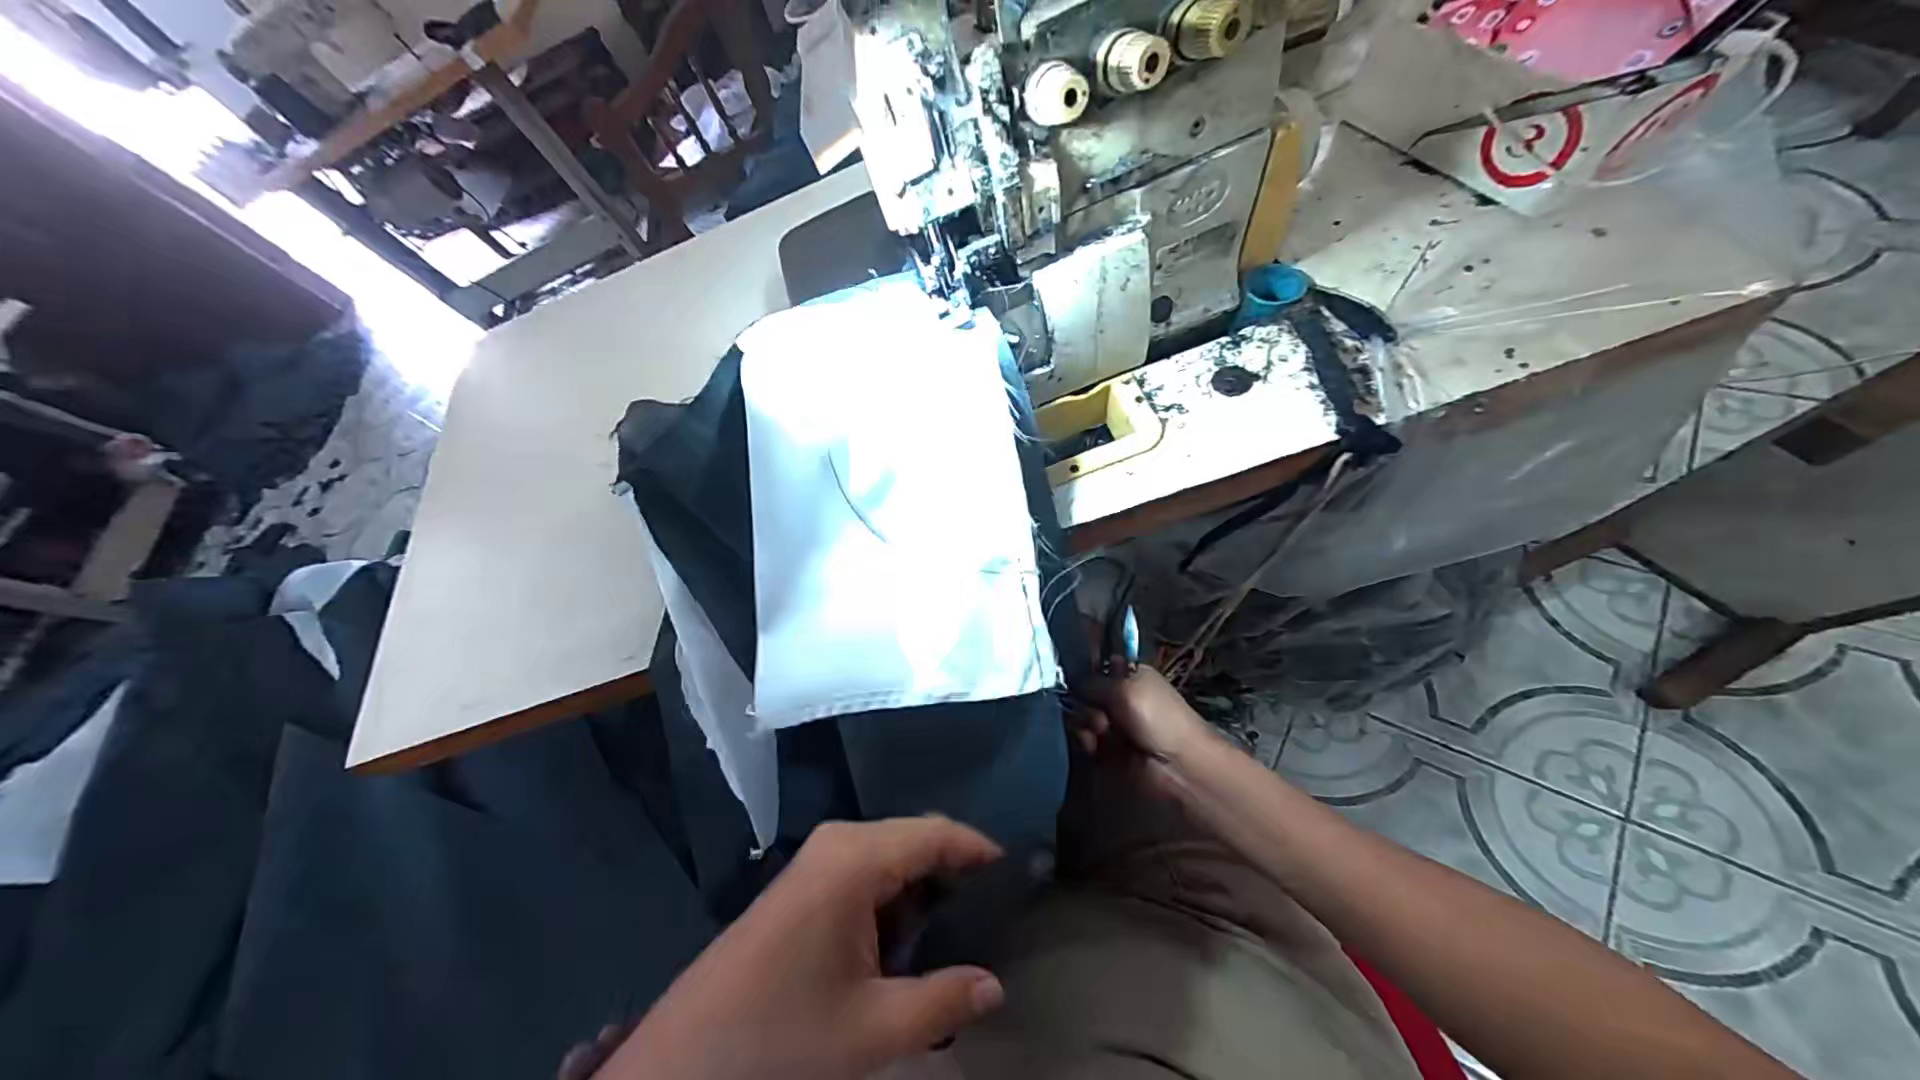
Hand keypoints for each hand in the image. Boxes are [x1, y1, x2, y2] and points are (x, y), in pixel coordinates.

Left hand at [597, 817, 1006, 1079]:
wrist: (680, 1064)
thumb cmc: (779, 1038)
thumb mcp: (871, 1029)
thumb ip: (943, 1001)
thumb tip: (995, 985)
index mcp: (856, 858)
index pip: (938, 833)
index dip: (981, 851)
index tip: (1020, 879)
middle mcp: (838, 843)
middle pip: (916, 840)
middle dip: (956, 875)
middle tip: (996, 918)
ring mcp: (816, 861)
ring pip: (891, 859)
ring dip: (925, 894)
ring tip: (959, 938)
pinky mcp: (802, 885)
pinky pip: (865, 875)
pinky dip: (894, 902)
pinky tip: (908, 946)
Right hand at [1071, 666, 1213, 795]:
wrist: (1176, 769)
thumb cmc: (1158, 717)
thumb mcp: (1127, 687)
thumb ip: (1092, 680)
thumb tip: (1070, 683)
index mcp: (1129, 676)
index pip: (1096, 667)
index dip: (1084, 671)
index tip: (1076, 676)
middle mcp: (1118, 698)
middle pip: (1083, 690)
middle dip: (1084, 698)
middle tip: (1101, 711)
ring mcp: (1109, 725)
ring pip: (1079, 713)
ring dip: (1085, 719)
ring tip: (1102, 730)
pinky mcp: (1101, 750)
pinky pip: (1079, 737)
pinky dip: (1084, 738)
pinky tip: (1094, 744)